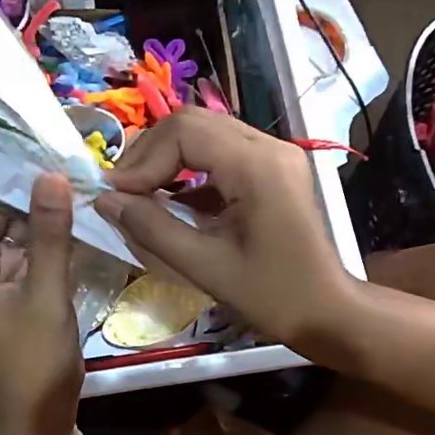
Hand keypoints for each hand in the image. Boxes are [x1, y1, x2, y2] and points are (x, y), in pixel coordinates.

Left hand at [0, 175, 82, 422]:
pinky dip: (49, 232)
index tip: (34, 153)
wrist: (45, 409)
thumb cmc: (34, 358)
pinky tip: (74, 209)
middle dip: (23, 191)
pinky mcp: (18, 282)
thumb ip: (50, 235)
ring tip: (74, 178)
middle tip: (62, 160)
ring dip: (40, 209)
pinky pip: (31, 246)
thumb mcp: (45, 294)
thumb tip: (53, 176)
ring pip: (14, 227)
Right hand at [96, 109, 357, 350]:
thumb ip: (152, 228)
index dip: (142, 159)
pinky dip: (191, 171)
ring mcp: (275, 156)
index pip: (185, 131)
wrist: (329, 311)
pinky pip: (223, 154)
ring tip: (140, 194)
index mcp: (257, 166)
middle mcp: (269, 147)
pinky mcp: (274, 170)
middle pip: (194, 123)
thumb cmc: (274, 296)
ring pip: (207, 134)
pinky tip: (171, 200)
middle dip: (151, 154)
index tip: (116, 196)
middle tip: (122, 192)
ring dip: (168, 160)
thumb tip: (105, 201)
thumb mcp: (206, 267)